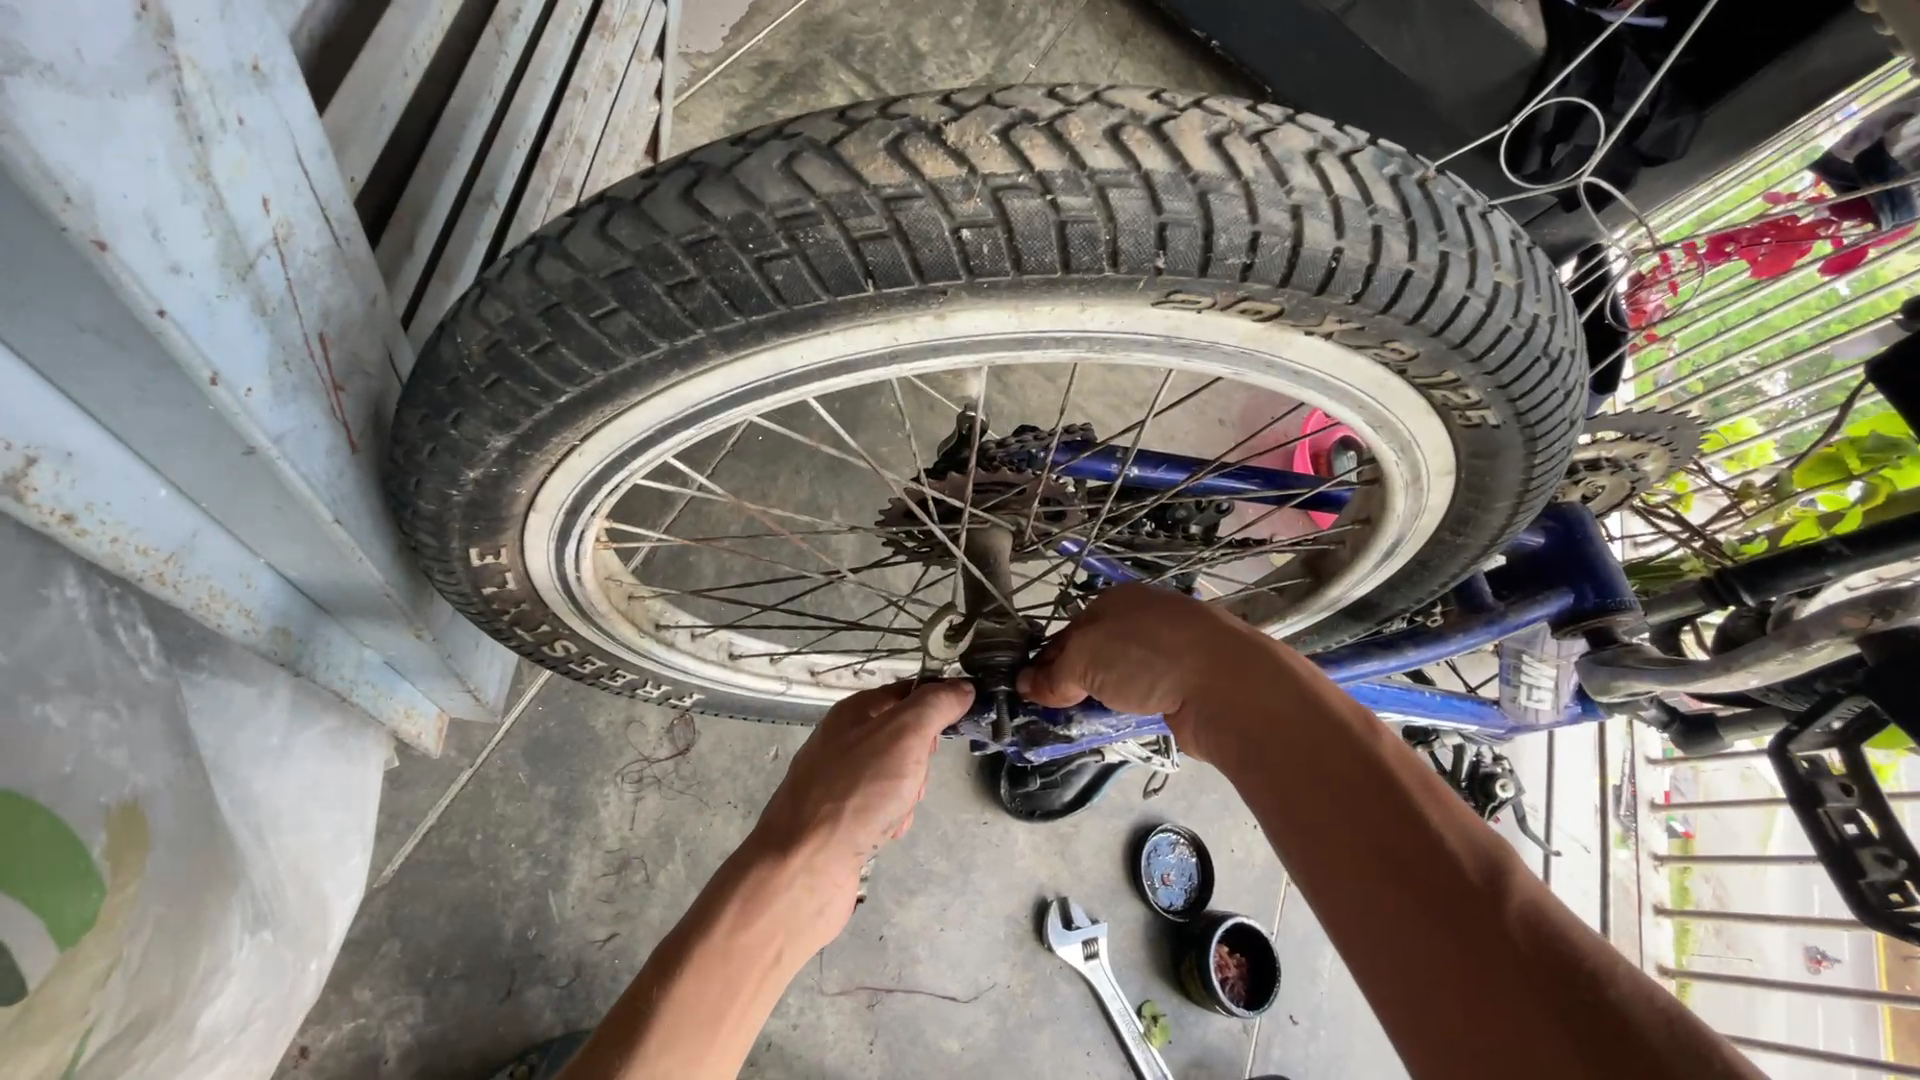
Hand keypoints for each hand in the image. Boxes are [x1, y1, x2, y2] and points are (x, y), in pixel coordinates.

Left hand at [745, 679, 973, 939]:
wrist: (802, 866)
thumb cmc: (856, 792)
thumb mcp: (904, 735)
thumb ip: (934, 706)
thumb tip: (962, 686)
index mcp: (853, 711)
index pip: (907, 692)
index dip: (936, 704)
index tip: (956, 726)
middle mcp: (842, 740)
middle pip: (904, 736)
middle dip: (921, 760)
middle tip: (915, 776)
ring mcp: (837, 780)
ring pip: (896, 775)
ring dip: (907, 794)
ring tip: (895, 811)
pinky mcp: (837, 817)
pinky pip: (879, 806)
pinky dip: (890, 818)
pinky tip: (884, 832)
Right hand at [1015, 584, 1284, 757]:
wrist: (1227, 683)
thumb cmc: (1146, 656)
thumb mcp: (1084, 660)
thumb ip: (1053, 674)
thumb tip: (1026, 685)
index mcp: (1116, 599)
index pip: (1069, 630)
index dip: (1048, 660)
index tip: (1032, 691)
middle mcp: (1145, 617)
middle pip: (1097, 652)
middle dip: (1075, 680)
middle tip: (1054, 711)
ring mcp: (1174, 647)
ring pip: (1126, 674)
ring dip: (1105, 696)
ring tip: (1085, 722)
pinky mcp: (1193, 680)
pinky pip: (1151, 693)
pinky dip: (1135, 707)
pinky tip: (1125, 721)